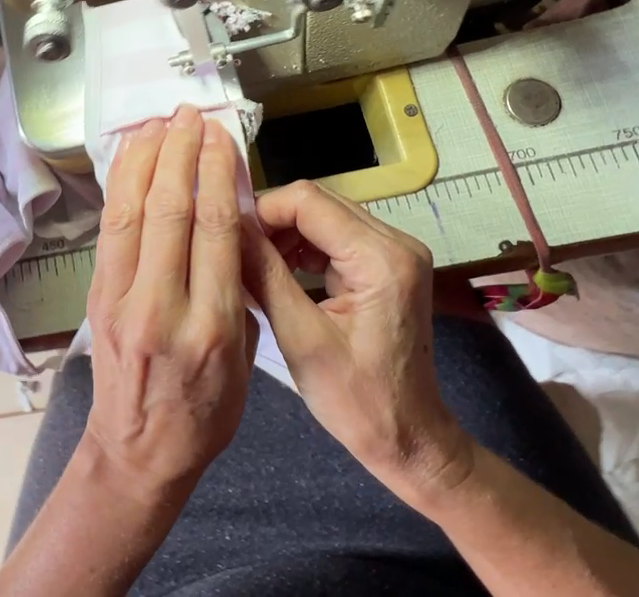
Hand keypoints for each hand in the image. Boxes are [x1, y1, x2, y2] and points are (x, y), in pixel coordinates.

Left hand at [83, 106, 257, 497]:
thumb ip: (238, 285)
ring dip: (144, 159)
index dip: (216, 172)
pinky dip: (119, 186)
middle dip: (180, 153)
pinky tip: (129, 158)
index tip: (219, 137)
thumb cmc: (205, 410)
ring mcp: (121, 300)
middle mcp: (162, 307)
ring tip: (157, 122)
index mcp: (211, 325)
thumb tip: (230, 217)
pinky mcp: (98, 296)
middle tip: (190, 115)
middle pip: (170, 211)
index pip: (215, 229)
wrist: (140, 450)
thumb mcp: (246, 356)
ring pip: (131, 212)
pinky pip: (110, 229)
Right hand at [242, 180, 475, 500]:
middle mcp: (396, 242)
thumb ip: (264, 275)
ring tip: (254, 268)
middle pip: (317, 201)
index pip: (307, 200)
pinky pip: (336, 234)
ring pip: (324, 214)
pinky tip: (280, 273)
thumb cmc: (356, 400)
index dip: (261, 212)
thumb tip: (229, 228)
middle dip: (271, 222)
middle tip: (237, 254)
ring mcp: (397, 250)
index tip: (229, 240)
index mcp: (381, 258)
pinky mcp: (390, 262)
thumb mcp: (300, 338)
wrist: (409, 437)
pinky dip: (304, 247)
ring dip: (285, 235)